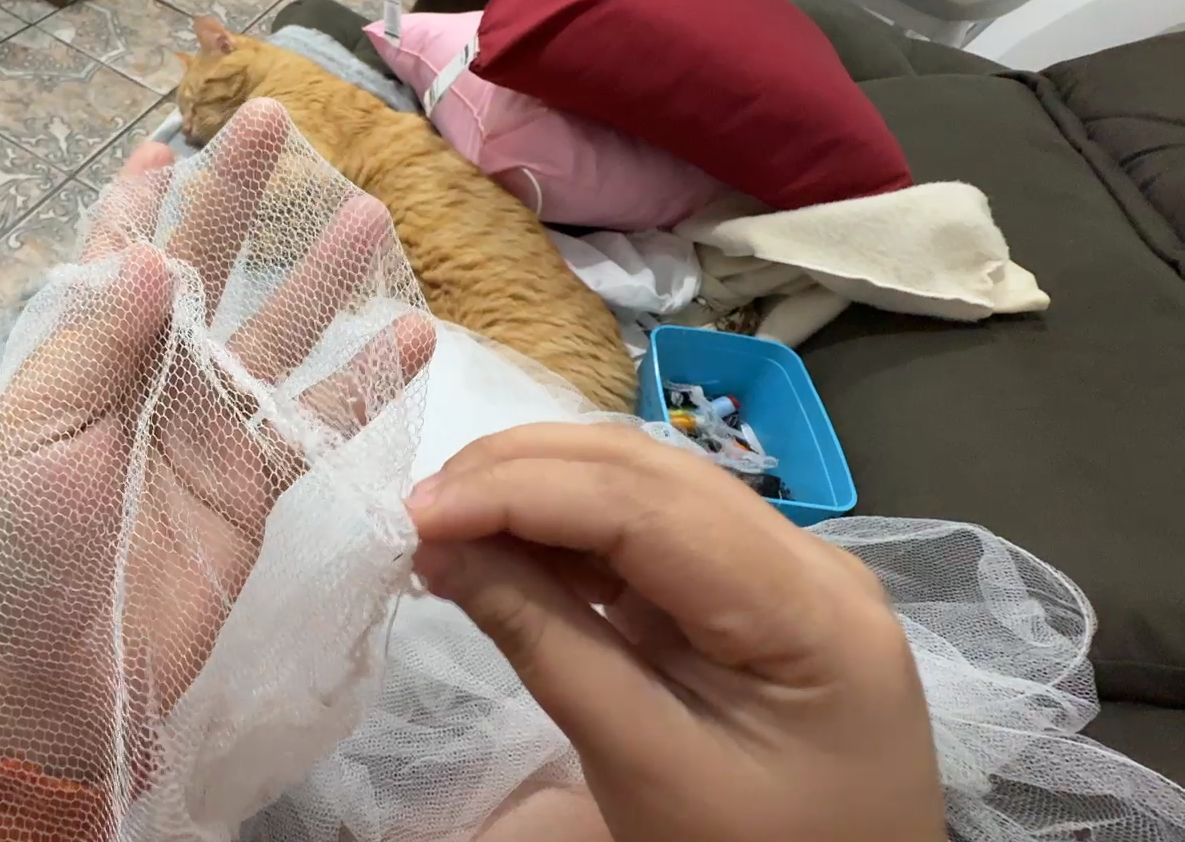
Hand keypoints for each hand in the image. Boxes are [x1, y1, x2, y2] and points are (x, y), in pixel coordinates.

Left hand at [0, 116, 433, 794]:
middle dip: (238, 197)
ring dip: (321, 276)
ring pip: (278, 333)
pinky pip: (320, 420)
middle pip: (208, 269)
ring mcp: (213, 426)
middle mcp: (156, 376)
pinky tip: (410, 336)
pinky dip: (366, 382)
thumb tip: (150, 251)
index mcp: (90, 356)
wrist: (61, 680)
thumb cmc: (22, 553)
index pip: (118, 256)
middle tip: (278, 122)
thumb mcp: (35, 437)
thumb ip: (96, 344)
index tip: (166, 144)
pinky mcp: (258, 481)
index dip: (139, 199)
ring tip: (367, 216)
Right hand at [408, 424, 944, 841]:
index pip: (641, 506)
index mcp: (806, 609)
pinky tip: (501, 539)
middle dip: (513, 472)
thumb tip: (433, 546)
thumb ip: (535, 636)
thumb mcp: (637, 760)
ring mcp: (766, 553)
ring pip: (625, 472)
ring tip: (447, 518)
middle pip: (634, 466)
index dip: (518, 493)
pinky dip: (549, 517)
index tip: (421, 516)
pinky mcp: (725, 568)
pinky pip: (625, 512)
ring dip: (525, 482)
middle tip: (421, 509)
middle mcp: (798, 552)